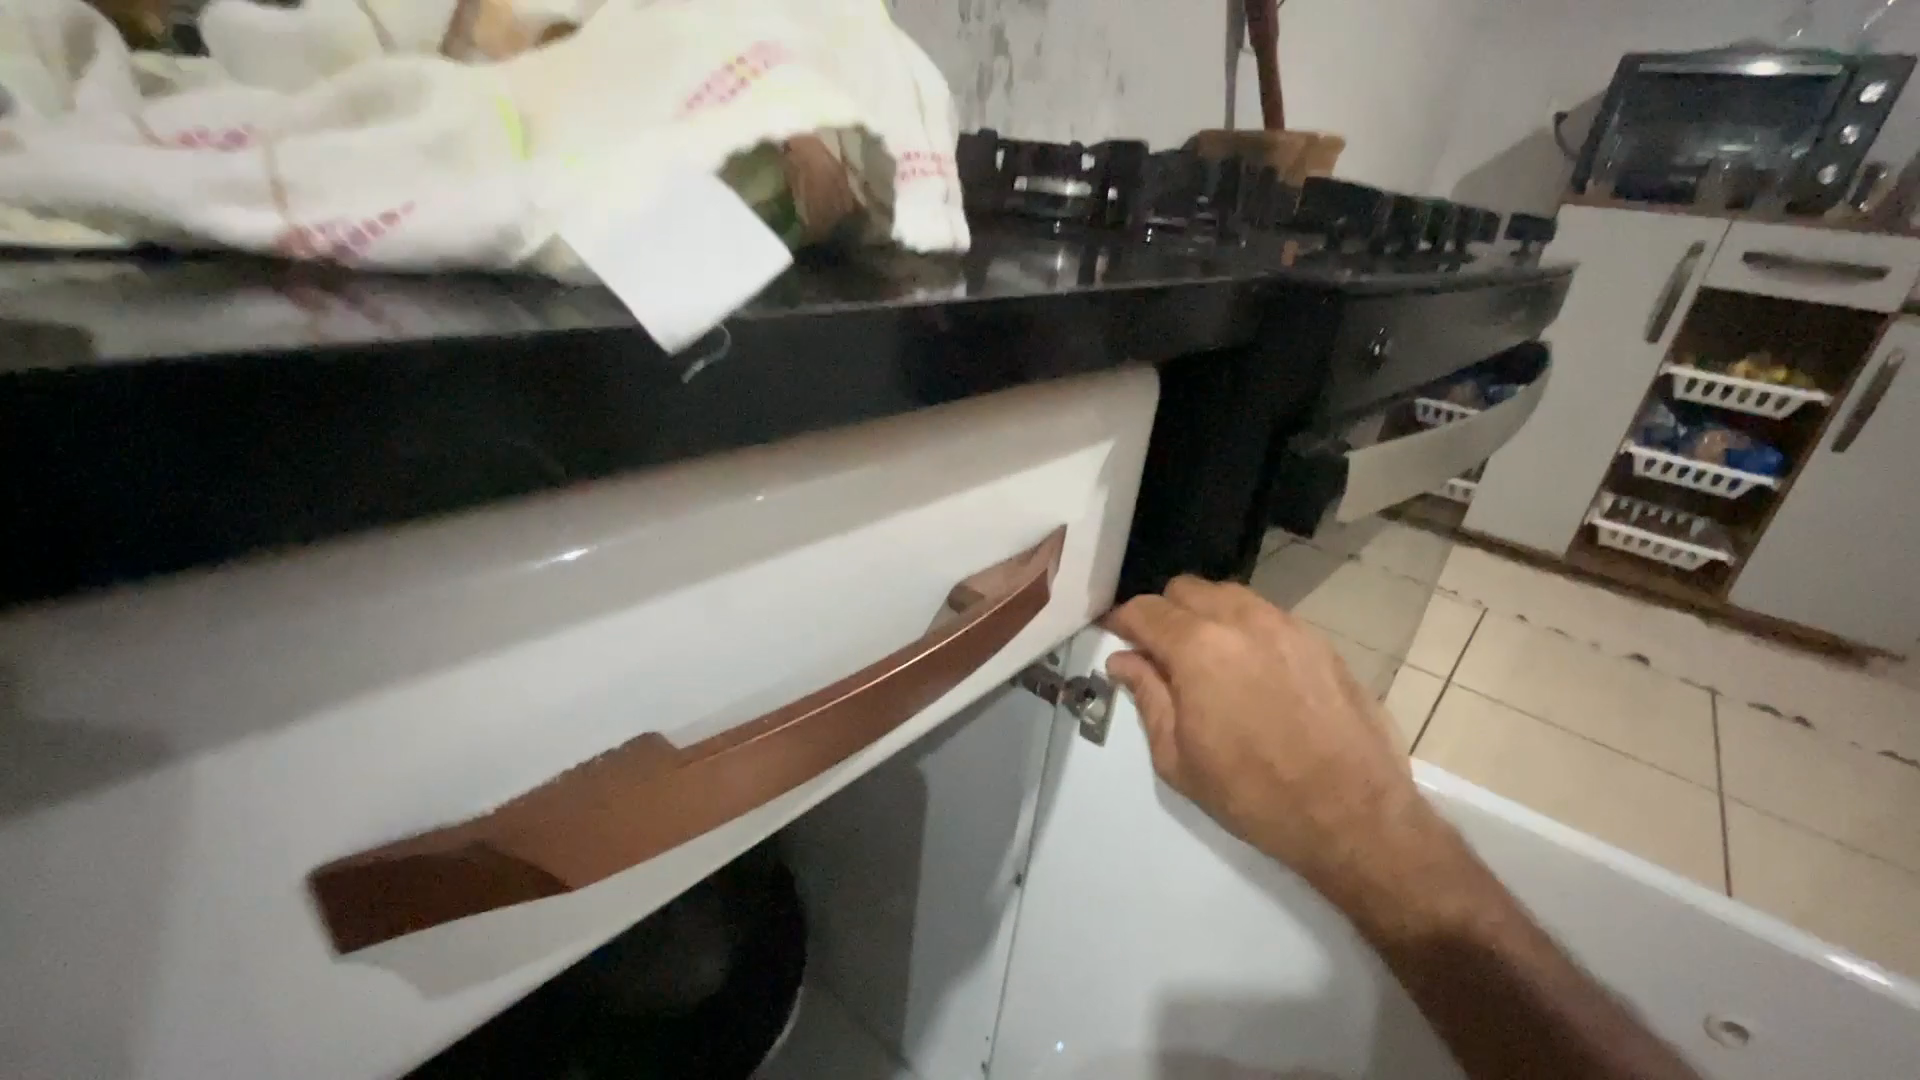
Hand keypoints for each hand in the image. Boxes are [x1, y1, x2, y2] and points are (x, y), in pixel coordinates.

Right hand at [1104, 576, 1444, 894]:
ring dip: (1205, 615)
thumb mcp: (1178, 758)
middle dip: (1163, 613)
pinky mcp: (1320, 641)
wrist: (1354, 815)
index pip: (1144, 610)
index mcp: (1198, 647)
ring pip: (1229, 595)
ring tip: (1205, 657)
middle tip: (1159, 652)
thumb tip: (1124, 661)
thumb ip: (1148, 697)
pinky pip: (1267, 615)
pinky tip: (1250, 669)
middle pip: (1185, 590)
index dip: (1121, 621)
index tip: (1114, 637)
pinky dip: (1245, 628)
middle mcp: (1242, 621)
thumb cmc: (1253, 794)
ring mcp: (1287, 626)